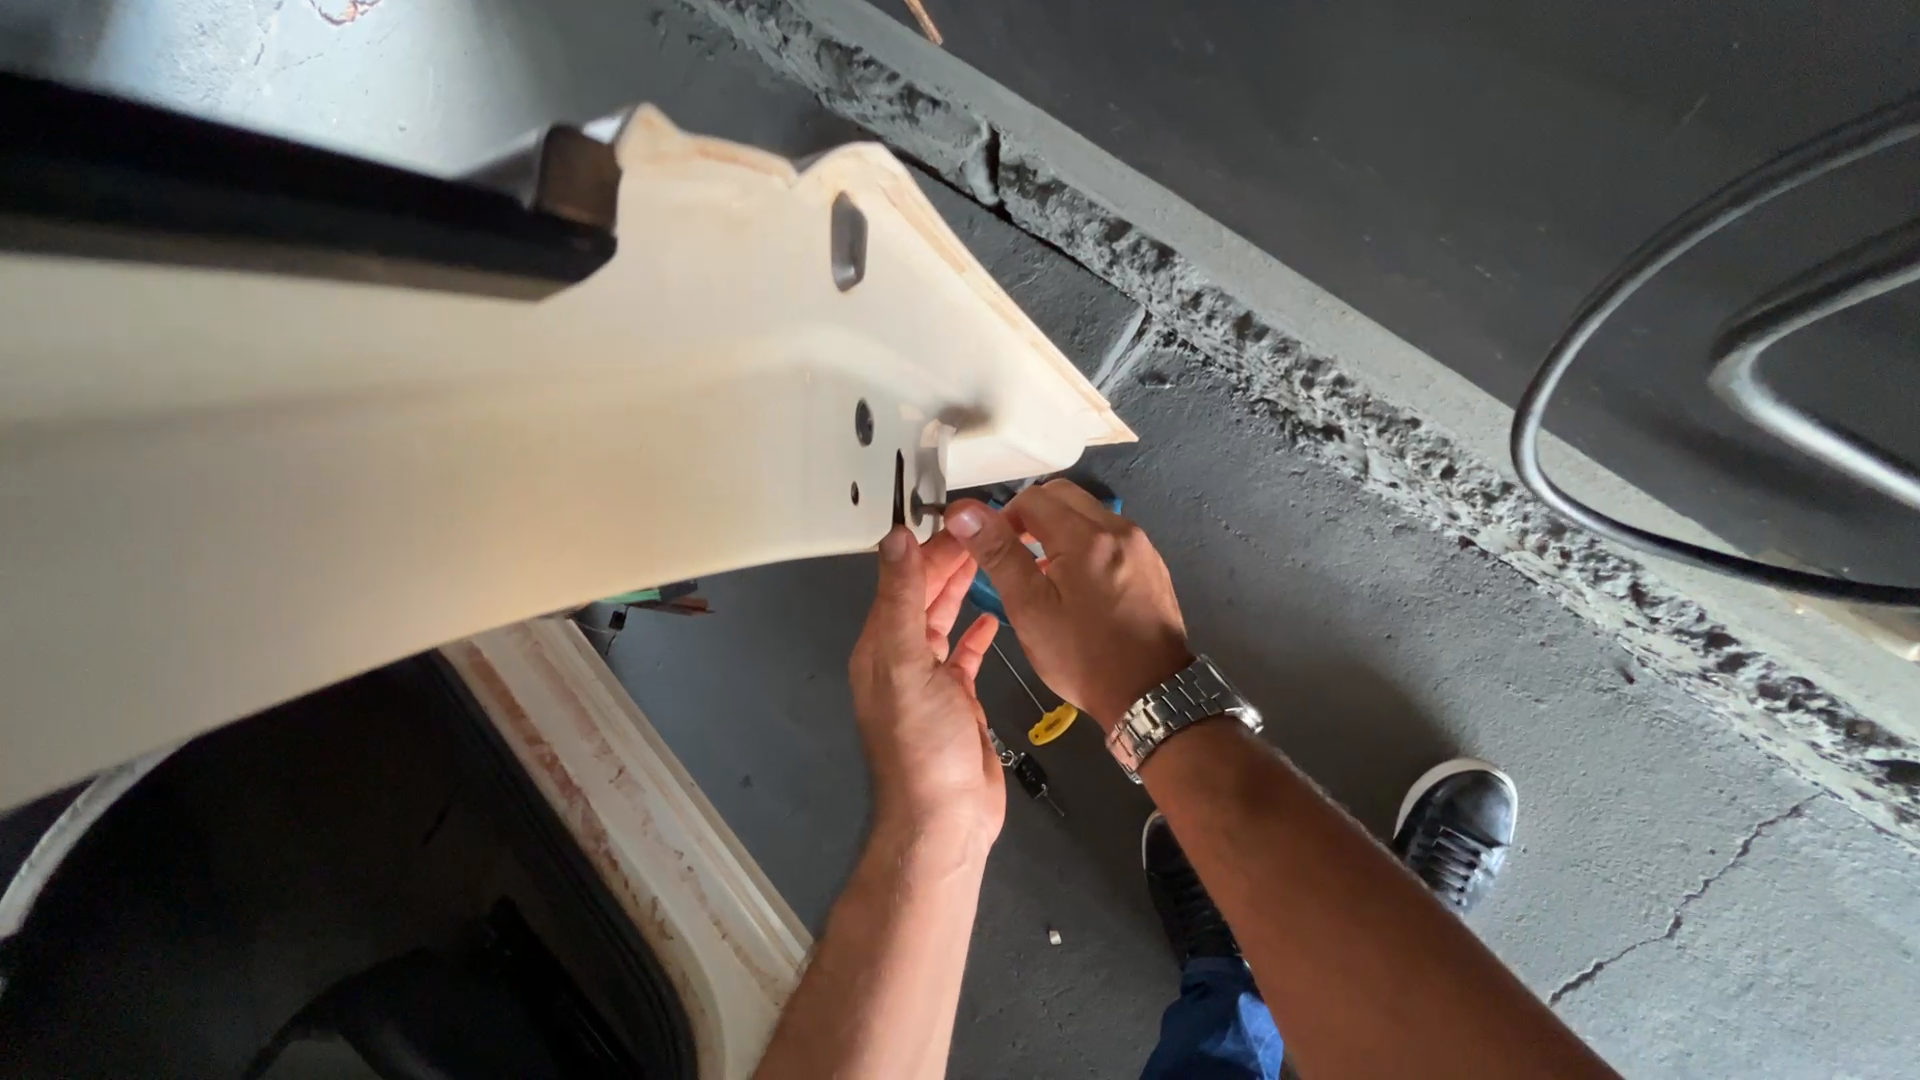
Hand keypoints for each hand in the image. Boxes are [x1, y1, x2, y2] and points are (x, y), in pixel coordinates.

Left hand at [848, 525, 1005, 847]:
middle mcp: (901, 658)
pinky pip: (964, 654)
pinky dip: (975, 632)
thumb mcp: (906, 665)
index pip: (903, 582)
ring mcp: (930, 680)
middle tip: (987, 531)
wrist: (946, 817)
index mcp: (881, 646)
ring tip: (990, 558)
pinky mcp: (957, 698)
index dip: (929, 549)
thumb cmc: (924, 742)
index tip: (963, 519)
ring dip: (961, 589)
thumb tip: (894, 537)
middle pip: (923, 597)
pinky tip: (992, 616)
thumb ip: (900, 600)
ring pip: (943, 620)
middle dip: (949, 562)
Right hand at [943, 480, 1192, 729]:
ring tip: (1044, 572)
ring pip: (1089, 513)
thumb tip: (964, 511)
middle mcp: (1119, 528)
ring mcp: (1141, 545)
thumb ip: (998, 553)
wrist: (1151, 693)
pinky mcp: (1152, 563)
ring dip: (1060, 528)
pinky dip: (1086, 543)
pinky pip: (1110, 535)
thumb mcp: (1030, 608)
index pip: (1032, 498)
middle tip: (1016, 554)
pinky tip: (1078, 583)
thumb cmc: (1082, 656)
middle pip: (1063, 496)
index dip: (1003, 517)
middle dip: (1032, 515)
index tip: (994, 549)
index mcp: (1086, 536)